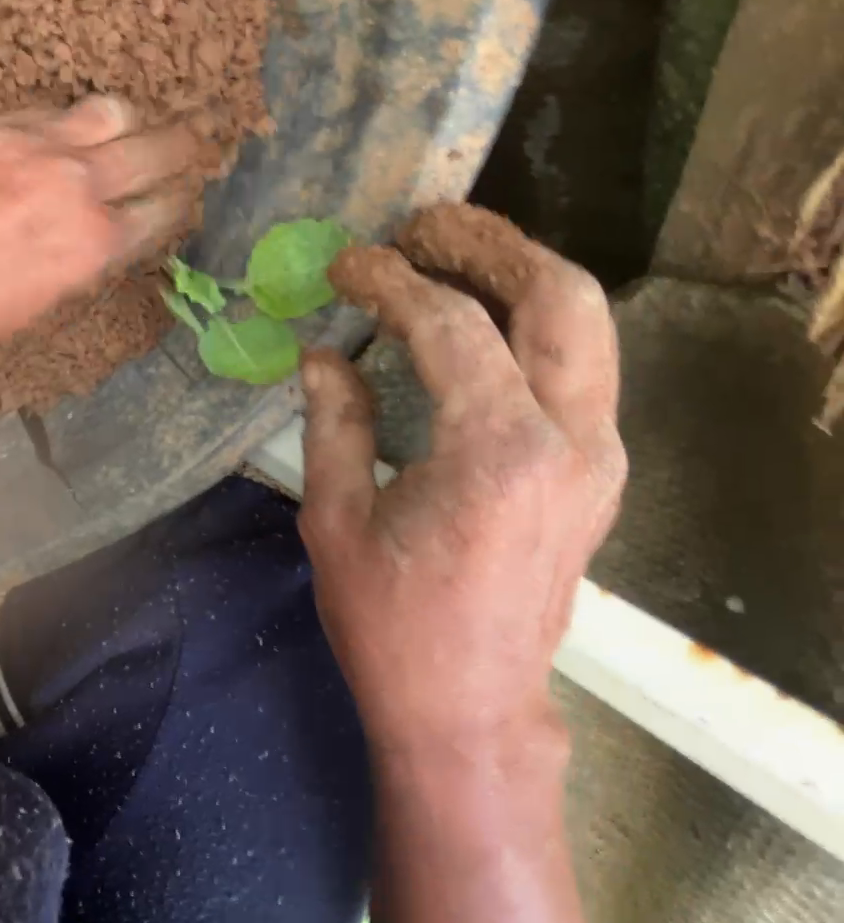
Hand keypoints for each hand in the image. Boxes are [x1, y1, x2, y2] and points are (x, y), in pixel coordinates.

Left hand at [0, 96, 207, 358]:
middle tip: (190, 139)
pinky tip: (59, 132)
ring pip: (111, 113)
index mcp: (90, 249)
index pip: (160, 210)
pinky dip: (66, 121)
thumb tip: (88, 243)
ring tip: (126, 125)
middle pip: (155, 148)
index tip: (179, 193)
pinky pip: (51, 111)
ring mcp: (39, 149)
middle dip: (180, 146)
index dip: (174, 200)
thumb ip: (70, 265)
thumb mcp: (28, 307)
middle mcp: (77, 190)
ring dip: (127, 120)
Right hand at [299, 204, 626, 755]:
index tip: (347, 262)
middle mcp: (570, 438)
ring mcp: (598, 455)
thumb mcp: (335, 519)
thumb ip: (335, 424)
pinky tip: (479, 325)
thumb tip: (324, 356)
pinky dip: (532, 327)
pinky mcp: (596, 473)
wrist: (465, 699)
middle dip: (491, 246)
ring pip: (587, 326)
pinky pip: (578, 370)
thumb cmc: (387, 618)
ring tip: (457, 252)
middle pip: (559, 299)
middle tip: (426, 223)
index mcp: (495, 450)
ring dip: (523, 276)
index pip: (451, 328)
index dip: (392, 282)